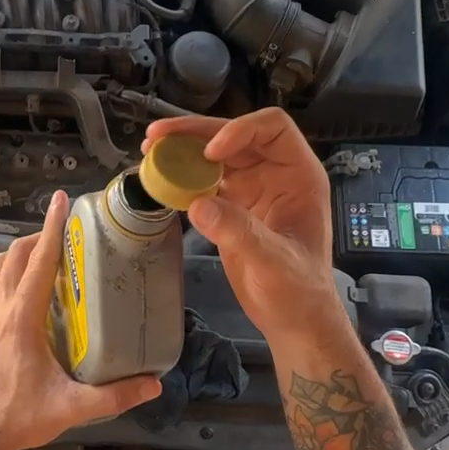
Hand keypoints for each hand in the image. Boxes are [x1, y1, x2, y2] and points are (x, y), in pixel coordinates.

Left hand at [0, 190, 162, 449]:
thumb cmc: (18, 417)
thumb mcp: (71, 408)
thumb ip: (114, 396)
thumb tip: (153, 384)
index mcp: (21, 319)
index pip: (38, 262)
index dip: (52, 228)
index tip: (61, 201)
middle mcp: (1, 310)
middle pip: (16, 255)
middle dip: (40, 236)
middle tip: (69, 234)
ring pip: (0, 267)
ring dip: (22, 253)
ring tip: (51, 255)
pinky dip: (12, 273)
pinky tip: (33, 290)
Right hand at [143, 109, 350, 350]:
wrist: (293, 320)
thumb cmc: (297, 292)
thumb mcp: (273, 263)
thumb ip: (239, 232)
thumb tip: (198, 205)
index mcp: (298, 176)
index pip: (273, 130)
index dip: (240, 131)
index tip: (210, 153)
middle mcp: (275, 175)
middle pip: (235, 137)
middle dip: (197, 133)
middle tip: (158, 135)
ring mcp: (251, 191)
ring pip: (215, 156)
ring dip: (183, 150)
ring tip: (150, 149)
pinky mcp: (230, 209)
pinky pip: (203, 182)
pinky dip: (180, 177)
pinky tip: (157, 178)